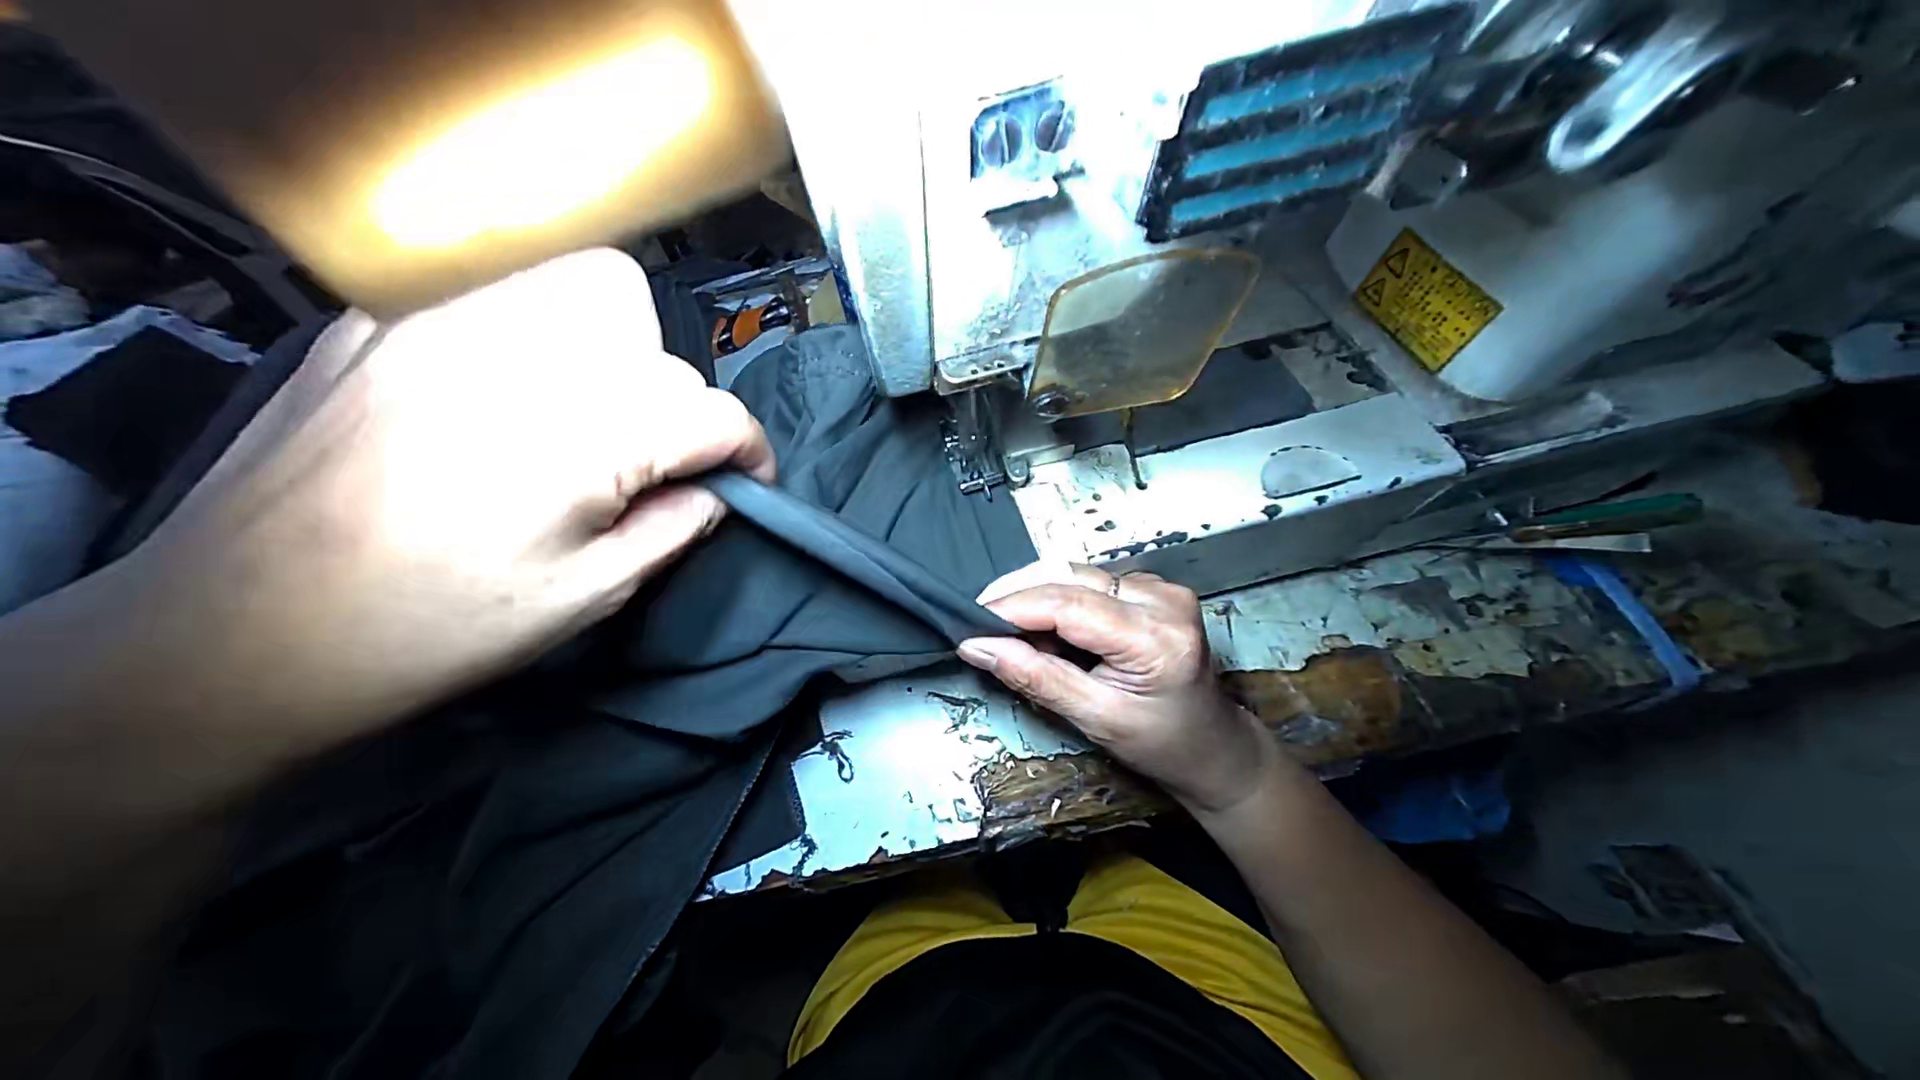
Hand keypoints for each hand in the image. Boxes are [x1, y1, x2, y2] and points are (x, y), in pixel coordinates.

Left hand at [106, 247, 772, 752]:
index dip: (749, 451)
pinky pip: (501, 291)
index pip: (712, 412)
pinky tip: (509, 392)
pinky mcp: (385, 319)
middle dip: (676, 390)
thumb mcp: (586, 596)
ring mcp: (440, 322)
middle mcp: (517, 354)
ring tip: (592, 406)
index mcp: (579, 436)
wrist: (242, 631)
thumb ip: (674, 529)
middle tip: (650, 448)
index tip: (747, 482)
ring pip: (581, 281)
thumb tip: (715, 490)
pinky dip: (539, 332)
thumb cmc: (434, 628)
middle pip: (651, 326)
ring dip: (616, 340)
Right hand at [957, 562, 1282, 813]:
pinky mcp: (1152, 587)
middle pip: (1068, 576)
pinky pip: (1090, 580)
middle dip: (1016, 596)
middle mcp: (1162, 598)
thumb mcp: (1094, 718)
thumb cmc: (1160, 742)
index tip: (970, 623)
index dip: (1011, 607)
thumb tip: (978, 646)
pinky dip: (1057, 598)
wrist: (1212, 744)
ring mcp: (1161, 587)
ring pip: (1074, 572)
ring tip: (1011, 630)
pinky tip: (1046, 626)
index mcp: (1154, 636)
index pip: (1067, 603)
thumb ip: (1035, 677)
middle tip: (980, 624)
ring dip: (1034, 596)